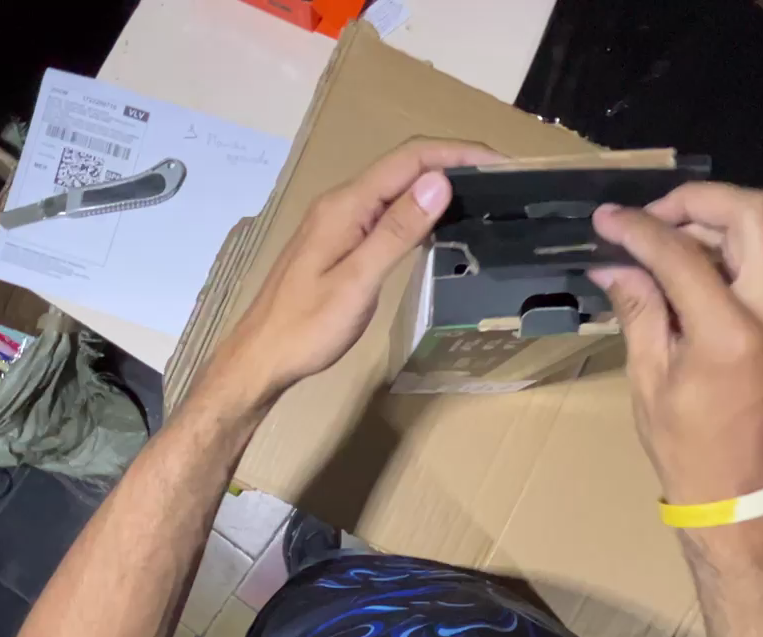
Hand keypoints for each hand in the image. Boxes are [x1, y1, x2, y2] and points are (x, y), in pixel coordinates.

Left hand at [197, 139, 503, 413]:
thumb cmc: (306, 328)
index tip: (500, 164)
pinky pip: (381, 216)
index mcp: (345, 206)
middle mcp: (339, 205)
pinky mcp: (335, 245)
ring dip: (434, 189)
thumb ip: (396, 232)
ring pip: (392, 192)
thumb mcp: (357, 282)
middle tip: (499, 183)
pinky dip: (413, 215)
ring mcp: (335, 225)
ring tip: (477, 201)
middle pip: (402, 169)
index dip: (457, 154)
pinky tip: (434, 230)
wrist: (261, 357)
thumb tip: (438, 182)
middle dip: (451, 166)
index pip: (408, 160)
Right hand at [588, 183, 762, 507]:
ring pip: (762, 231)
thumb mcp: (648, 378)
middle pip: (752, 214)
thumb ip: (639, 311)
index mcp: (728, 334)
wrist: (734, 487)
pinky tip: (682, 265)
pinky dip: (722, 248)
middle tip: (648, 217)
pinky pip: (760, 260)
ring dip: (710, 221)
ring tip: (658, 240)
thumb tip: (613, 266)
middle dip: (696, 202)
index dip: (640, 230)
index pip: (684, 256)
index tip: (607, 221)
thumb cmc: (682, 444)